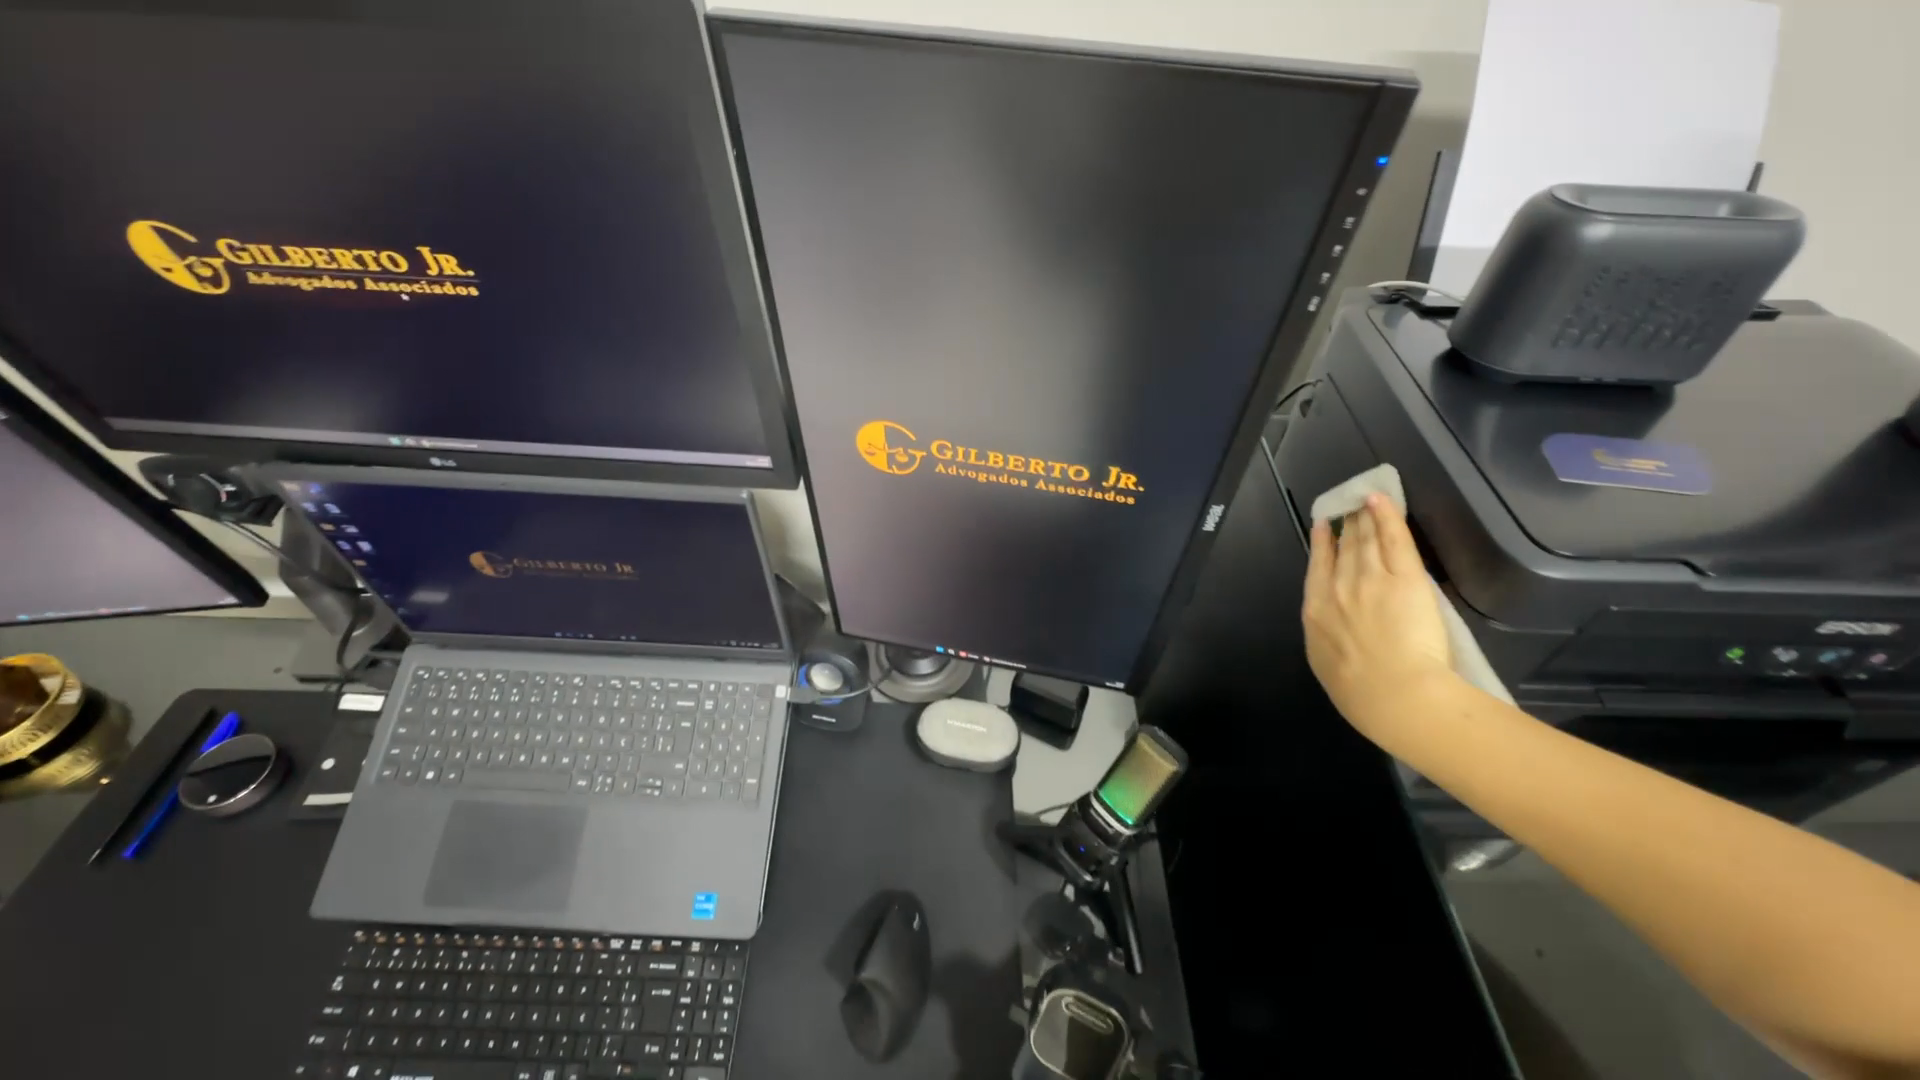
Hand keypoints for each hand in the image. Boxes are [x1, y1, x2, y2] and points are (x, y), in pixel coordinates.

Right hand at [1303, 494, 1458, 741]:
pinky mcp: (1405, 578)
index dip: (1322, 544)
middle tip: (1349, 506)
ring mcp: (1371, 578)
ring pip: (1366, 539)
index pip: (1319, 567)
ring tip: (1365, 500)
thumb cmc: (1360, 694)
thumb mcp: (1325, 663)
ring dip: (1365, 517)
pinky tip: (1382, 499)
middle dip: (1346, 525)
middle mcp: (1338, 587)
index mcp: (1316, 610)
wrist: (1394, 694)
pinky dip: (1386, 515)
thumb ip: (1326, 637)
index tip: (1324, 527)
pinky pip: (1393, 538)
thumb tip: (1332, 628)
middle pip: (1342, 549)